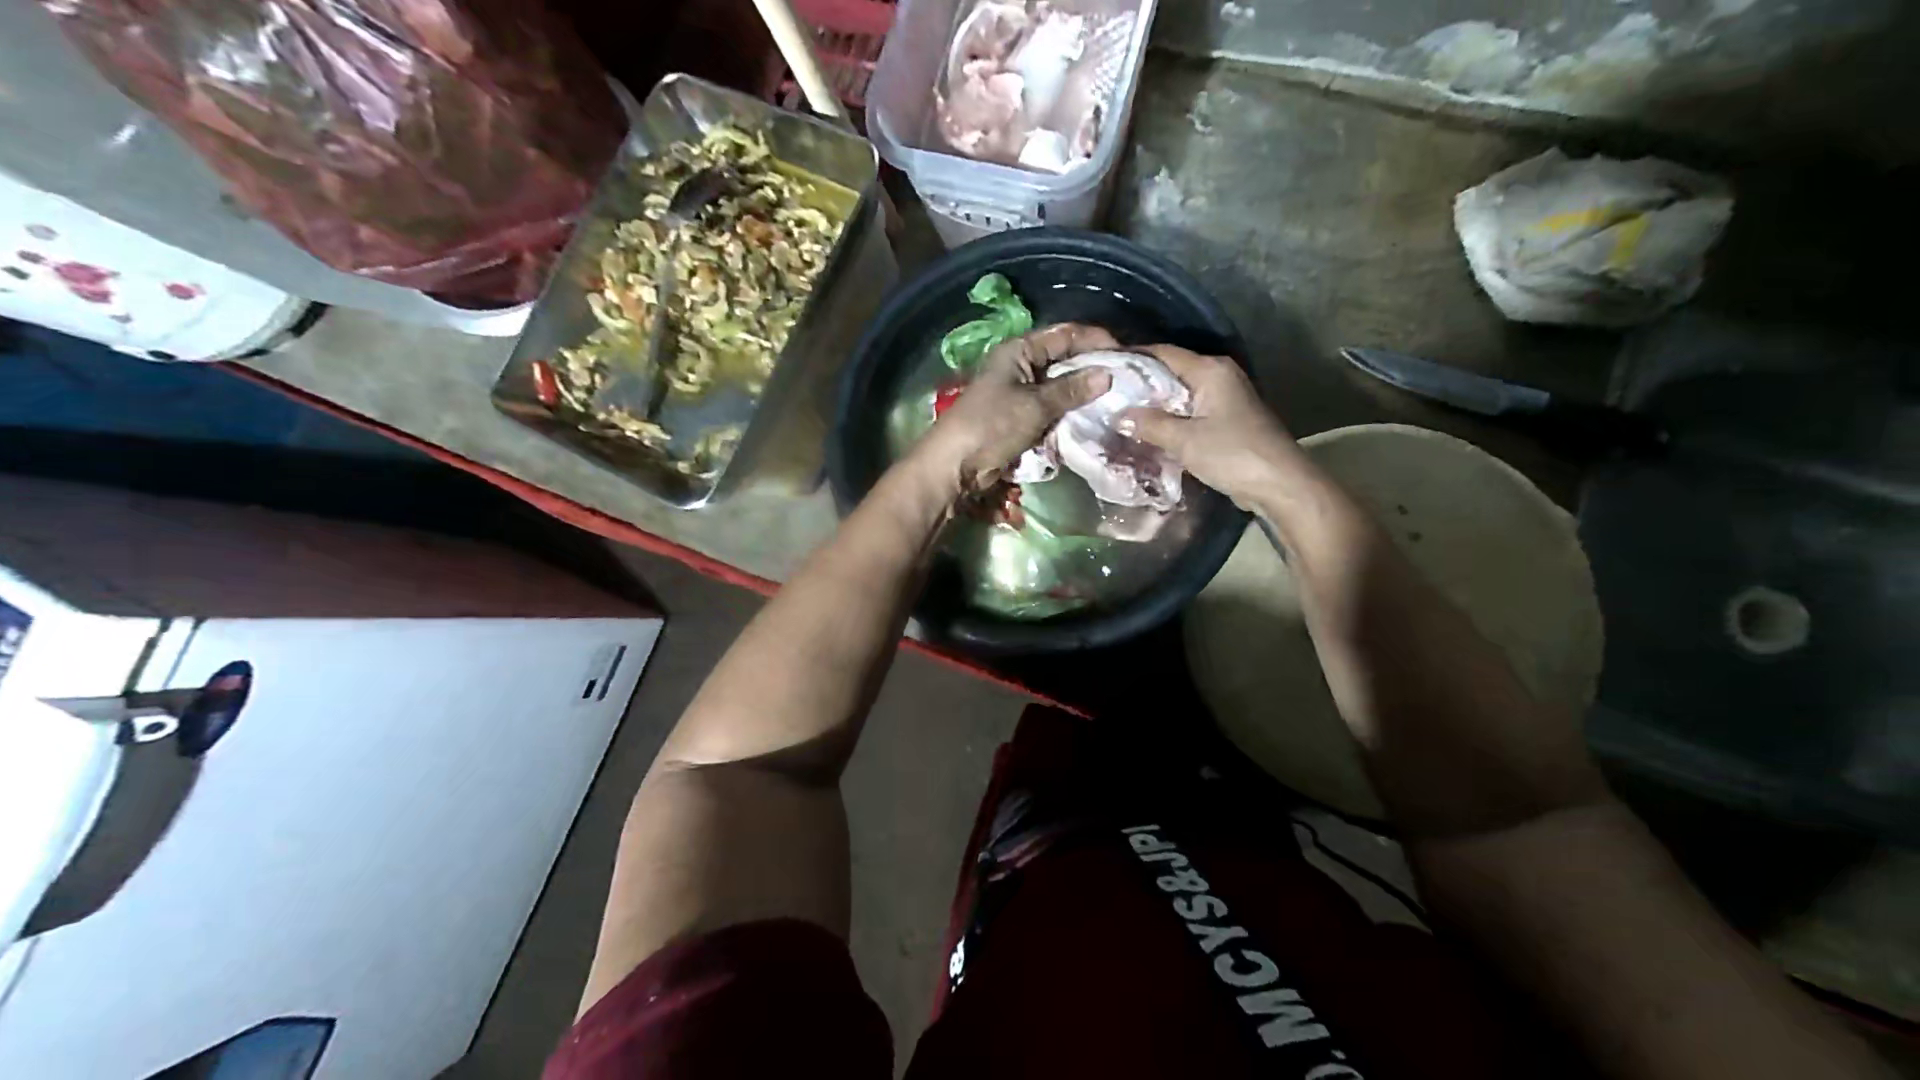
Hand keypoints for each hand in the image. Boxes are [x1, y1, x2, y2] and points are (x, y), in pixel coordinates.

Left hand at [908, 323, 1113, 496]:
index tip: (1125, 354)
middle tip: (1126, 380)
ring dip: (1082, 396)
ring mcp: (1020, 393)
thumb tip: (1107, 374)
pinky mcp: (1020, 418)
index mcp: (1019, 351)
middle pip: (1064, 360)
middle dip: (1092, 370)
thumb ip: (1071, 389)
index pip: (1064, 335)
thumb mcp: (1035, 405)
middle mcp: (1020, 366)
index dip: (1094, 340)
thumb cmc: (991, 425)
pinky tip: (1092, 420)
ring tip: (1116, 401)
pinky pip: (1051, 411)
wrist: (955, 464)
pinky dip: (1068, 414)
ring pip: (1060, 388)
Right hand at [1118, 345, 1299, 506]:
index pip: (1163, 353)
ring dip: (1153, 404)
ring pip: (1179, 394)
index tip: (1103, 367)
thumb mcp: (1184, 440)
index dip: (1132, 358)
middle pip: (1171, 371)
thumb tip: (1119, 416)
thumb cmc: (1233, 454)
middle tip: (1106, 394)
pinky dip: (1168, 418)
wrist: (1280, 484)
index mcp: (1210, 370)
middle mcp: (1219, 376)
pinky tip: (1147, 431)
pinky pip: (1189, 412)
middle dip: (1139, 383)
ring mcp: (1224, 398)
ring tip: (1119, 412)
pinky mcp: (1226, 419)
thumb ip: (1149, 424)